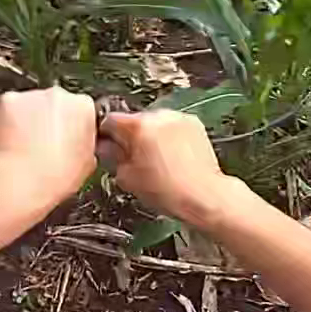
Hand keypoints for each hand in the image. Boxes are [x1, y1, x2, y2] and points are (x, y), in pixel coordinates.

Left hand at [0, 88, 97, 208]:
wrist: (22, 182)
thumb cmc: (54, 177)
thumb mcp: (88, 162)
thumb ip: (85, 143)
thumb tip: (79, 144)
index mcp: (83, 107)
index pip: (82, 109)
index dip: (74, 126)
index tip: (68, 138)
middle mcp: (58, 95)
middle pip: (55, 103)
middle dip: (50, 119)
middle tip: (45, 145)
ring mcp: (30, 97)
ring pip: (30, 105)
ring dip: (28, 120)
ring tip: (26, 147)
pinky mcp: (5, 102)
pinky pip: (8, 109)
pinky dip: (7, 122)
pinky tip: (10, 143)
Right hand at [99, 110, 246, 227]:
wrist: (204, 195)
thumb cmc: (168, 190)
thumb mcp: (128, 178)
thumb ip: (112, 157)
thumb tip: (106, 148)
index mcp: (138, 126)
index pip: (110, 120)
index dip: (106, 135)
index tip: (109, 146)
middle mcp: (158, 116)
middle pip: (134, 121)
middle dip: (132, 137)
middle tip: (135, 160)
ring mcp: (178, 118)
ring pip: (155, 123)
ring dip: (152, 136)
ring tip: (157, 161)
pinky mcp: (194, 124)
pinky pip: (173, 126)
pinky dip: (170, 137)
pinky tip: (172, 157)